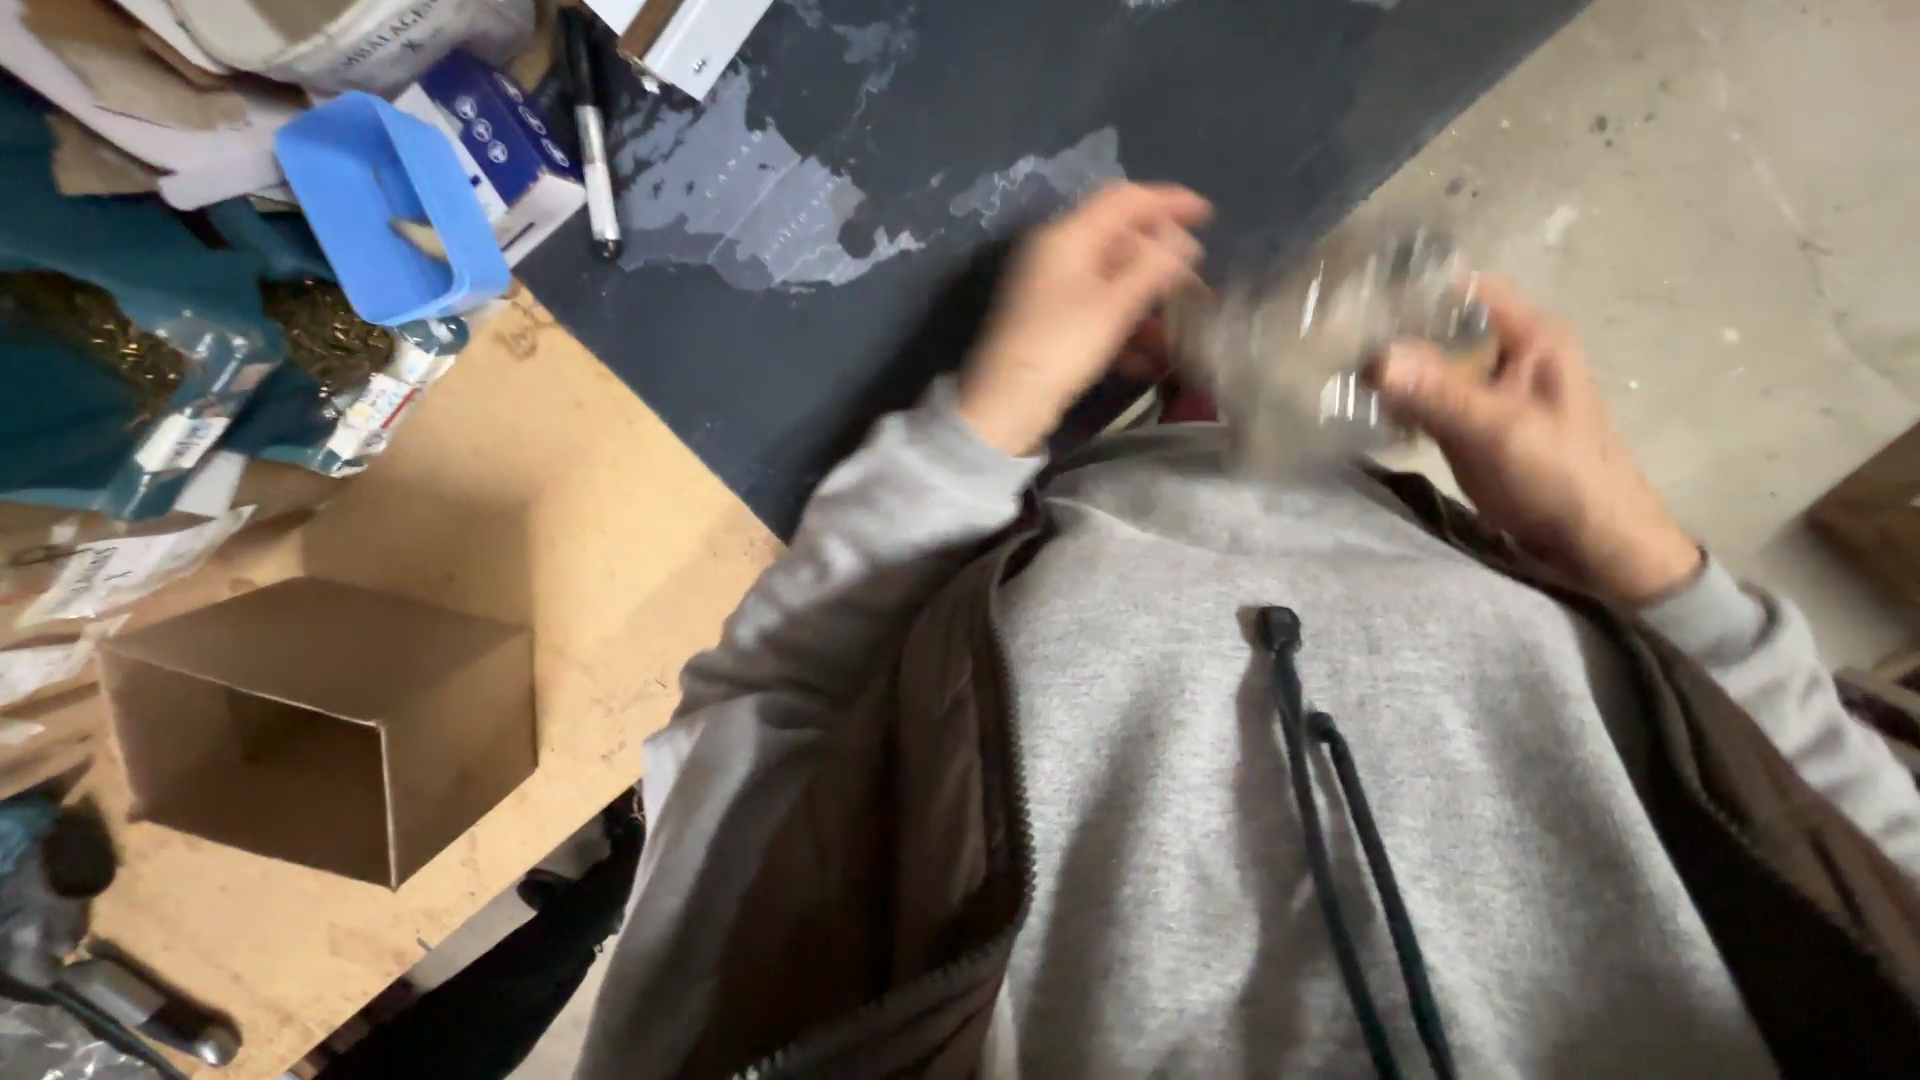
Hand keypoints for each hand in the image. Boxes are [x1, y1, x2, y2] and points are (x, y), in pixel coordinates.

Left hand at [958, 182, 1211, 454]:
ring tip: (1181, 329)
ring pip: (1113, 284)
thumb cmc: (1061, 347)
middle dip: (1161, 266)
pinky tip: (1152, 359)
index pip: (1123, 200)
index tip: (1206, 215)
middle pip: (1120, 243)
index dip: (1167, 202)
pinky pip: (1100, 314)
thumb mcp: (1114, 305)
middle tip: (1198, 287)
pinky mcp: (1055, 325)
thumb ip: (1153, 266)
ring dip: (1148, 304)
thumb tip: (1182, 240)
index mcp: (1066, 236)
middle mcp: (1058, 255)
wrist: (1009, 403)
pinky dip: (1127, 330)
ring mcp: (1054, 291)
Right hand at [1371, 276, 1701, 605]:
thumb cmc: (1560, 476)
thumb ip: (1439, 391)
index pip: (1463, 291)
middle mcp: (1507, 352)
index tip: (1356, 304)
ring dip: (1389, 374)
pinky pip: (1425, 400)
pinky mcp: (1469, 423)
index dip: (1414, 292)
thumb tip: (1374, 358)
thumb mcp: (1499, 429)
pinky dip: (1397, 404)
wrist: (1590, 541)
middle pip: (1438, 327)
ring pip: (1427, 366)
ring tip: (1339, 380)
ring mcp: (1487, 390)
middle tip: (1334, 348)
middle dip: (1390, 338)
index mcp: (1530, 336)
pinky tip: (1367, 415)